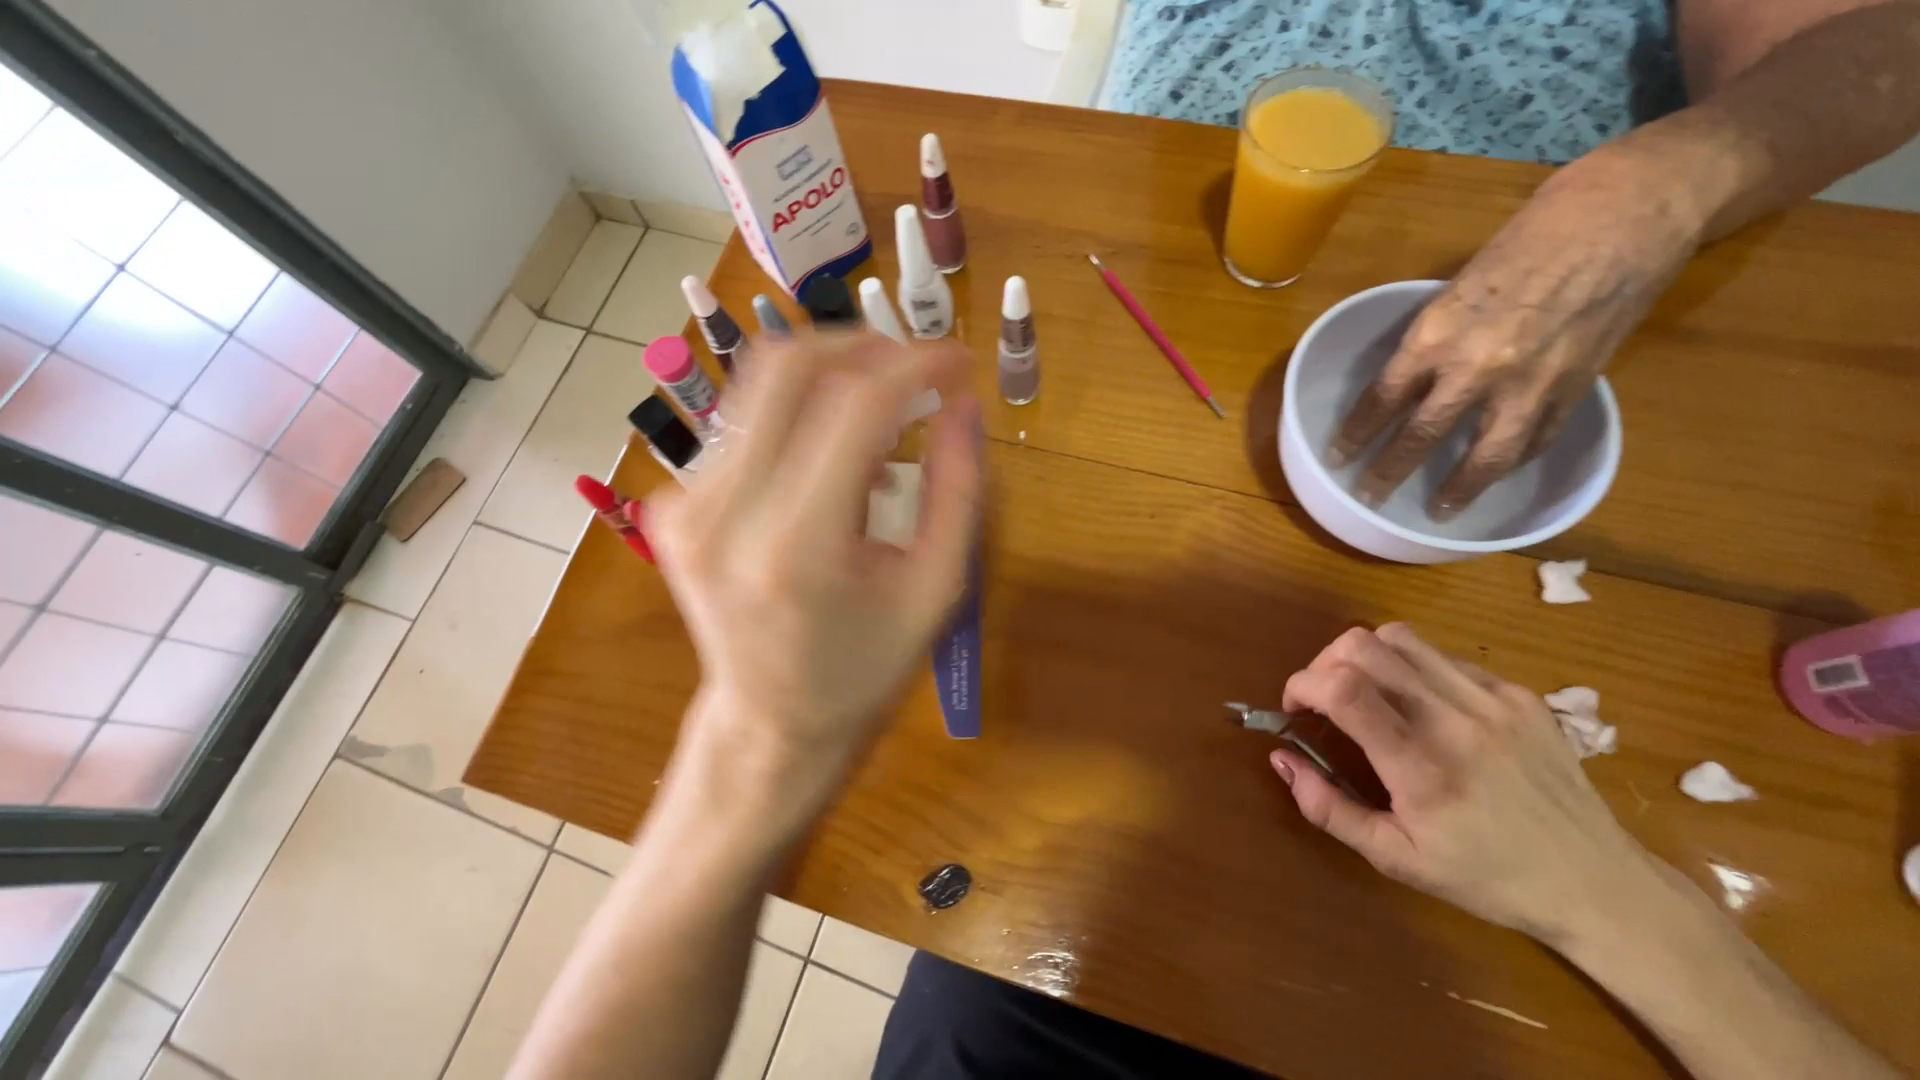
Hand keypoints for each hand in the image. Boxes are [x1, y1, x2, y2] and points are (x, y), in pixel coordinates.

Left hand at [646, 333, 981, 771]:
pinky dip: (801, 416)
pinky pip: (746, 424)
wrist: (770, 720)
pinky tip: (837, 456)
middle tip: (916, 365)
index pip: (854, 406)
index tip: (959, 360)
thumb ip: (957, 490)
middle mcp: (725, 513)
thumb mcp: (935, 591)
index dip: (915, 364)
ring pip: (760, 384)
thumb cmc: (864, 666)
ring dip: (832, 375)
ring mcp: (687, 506)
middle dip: (864, 345)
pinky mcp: (675, 505)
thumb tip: (964, 400)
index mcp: (798, 545)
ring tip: (886, 410)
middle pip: (788, 367)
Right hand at [1272, 624, 1659, 946]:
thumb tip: (1281, 758)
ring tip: (1367, 693)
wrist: (1595, 881)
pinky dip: (1413, 670)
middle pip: (1364, 646)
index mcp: (1422, 769)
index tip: (1294, 708)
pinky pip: (1444, 657)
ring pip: (1401, 637)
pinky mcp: (1520, 694)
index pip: (1344, 689)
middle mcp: (1456, 721)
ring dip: (1365, 656)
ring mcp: (1494, 701)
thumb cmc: (1487, 878)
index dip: (1302, 684)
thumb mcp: (1396, 859)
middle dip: (1324, 663)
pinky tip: (1422, 707)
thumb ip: (1329, 808)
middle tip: (1325, 699)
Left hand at [1329, 157, 1700, 517]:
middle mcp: (1475, 368)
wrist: (1625, 216)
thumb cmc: (1531, 237)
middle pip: (1420, 436)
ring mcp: (1529, 385)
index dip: (1355, 434)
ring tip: (1439, 510)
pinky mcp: (1575, 389)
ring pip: (1484, 457)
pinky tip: (1496, 473)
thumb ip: (1434, 336)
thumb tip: (1411, 376)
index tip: (1338, 456)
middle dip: (1389, 472)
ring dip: (1458, 489)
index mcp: (1435, 335)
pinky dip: (1513, 461)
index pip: (1382, 400)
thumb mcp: (1457, 286)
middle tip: (1369, 496)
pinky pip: (1535, 441)